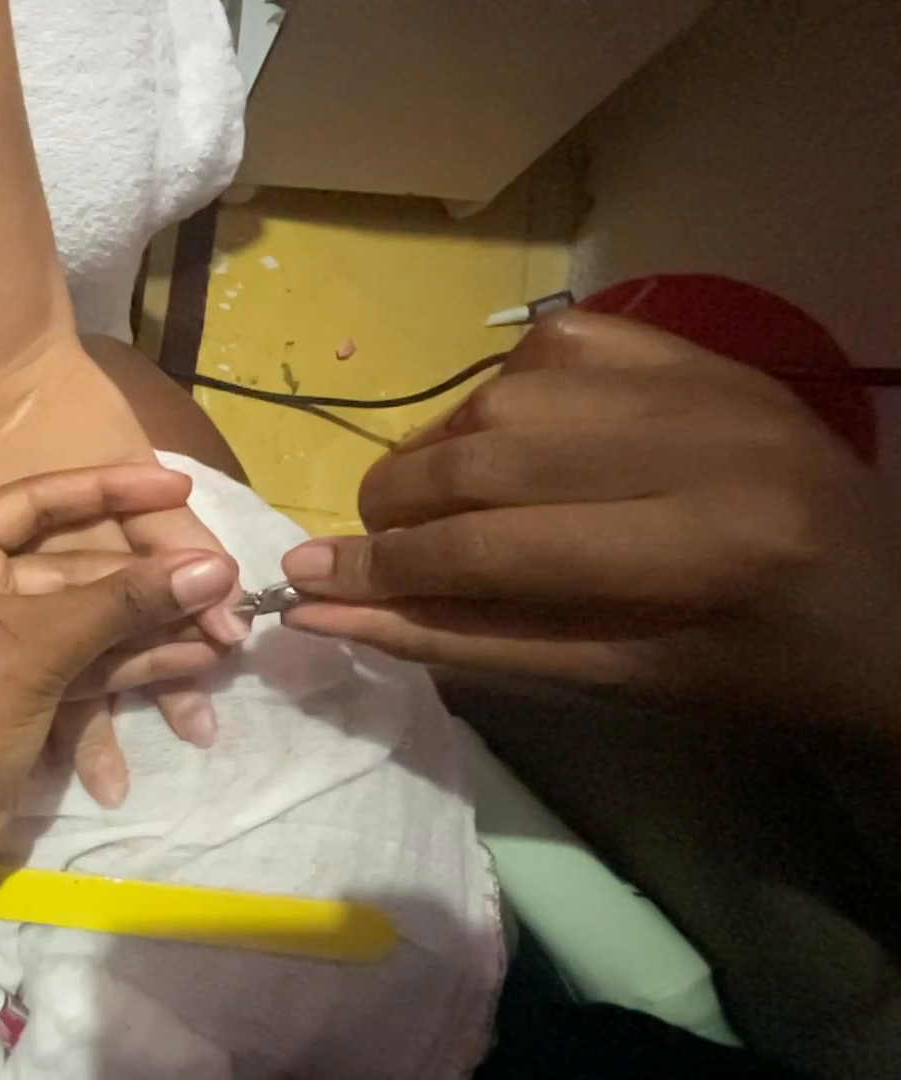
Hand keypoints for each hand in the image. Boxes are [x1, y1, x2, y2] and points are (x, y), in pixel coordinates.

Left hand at [0, 465, 238, 856]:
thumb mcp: (37, 645)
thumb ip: (124, 601)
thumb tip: (216, 567)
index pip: (40, 499)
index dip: (111, 487)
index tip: (179, 484)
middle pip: (76, 568)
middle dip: (148, 584)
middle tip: (226, 589)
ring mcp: (3, 642)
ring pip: (89, 620)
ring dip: (152, 628)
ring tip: (225, 635)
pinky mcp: (23, 688)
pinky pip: (84, 662)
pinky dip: (130, 666)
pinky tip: (190, 666)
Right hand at [277, 312, 900, 717]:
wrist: (887, 601)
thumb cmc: (733, 665)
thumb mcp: (591, 677)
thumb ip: (445, 638)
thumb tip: (316, 609)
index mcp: (703, 552)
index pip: (486, 551)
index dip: (378, 569)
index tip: (301, 580)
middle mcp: (706, 444)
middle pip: (477, 462)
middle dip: (391, 510)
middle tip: (378, 543)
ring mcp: (701, 379)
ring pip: (492, 399)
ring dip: (435, 454)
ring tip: (444, 499)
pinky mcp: (690, 348)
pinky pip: (543, 348)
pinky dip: (493, 395)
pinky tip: (505, 438)